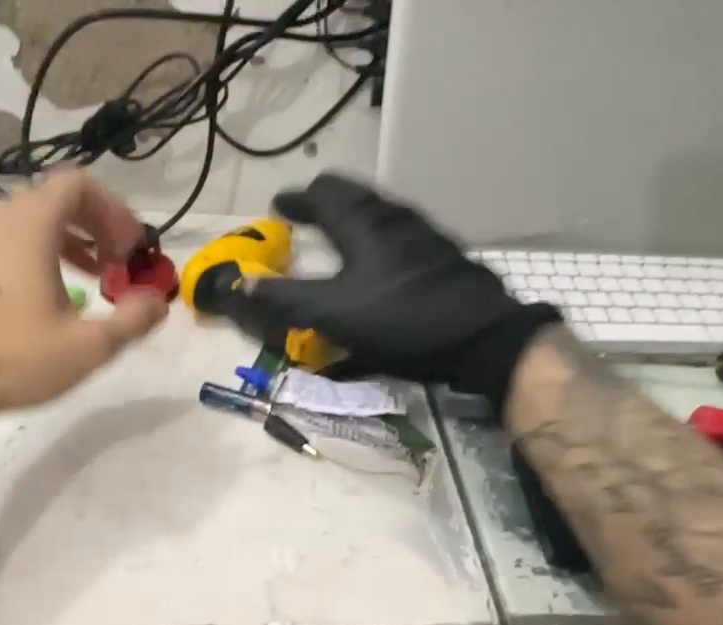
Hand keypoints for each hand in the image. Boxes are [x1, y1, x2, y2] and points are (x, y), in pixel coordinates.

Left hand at [0, 169, 169, 413]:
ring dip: (73, 241)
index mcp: (31, 225)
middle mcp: (1, 219)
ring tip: (96, 278)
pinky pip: (13, 241)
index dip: (115, 212)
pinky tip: (56, 295)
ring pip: (35, 220)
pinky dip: (44, 253)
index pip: (80, 185)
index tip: (133, 250)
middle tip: (121, 264)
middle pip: (58, 200)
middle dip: (98, 226)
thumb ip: (133, 320)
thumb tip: (157, 302)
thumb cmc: (14, 359)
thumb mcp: (89, 347)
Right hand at [242, 173, 560, 411]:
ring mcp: (422, 233)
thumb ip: (287, 299)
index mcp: (361, 221)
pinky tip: (382, 265)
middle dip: (325, 204)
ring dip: (353, 220)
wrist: (481, 334)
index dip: (296, 200)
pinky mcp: (442, 255)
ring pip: (378, 213)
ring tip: (340, 239)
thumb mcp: (335, 314)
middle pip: (352, 197)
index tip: (280, 207)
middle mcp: (391, 216)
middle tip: (307, 218)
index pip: (321, 192)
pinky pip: (399, 235)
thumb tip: (241, 284)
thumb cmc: (401, 318)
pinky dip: (377, 239)